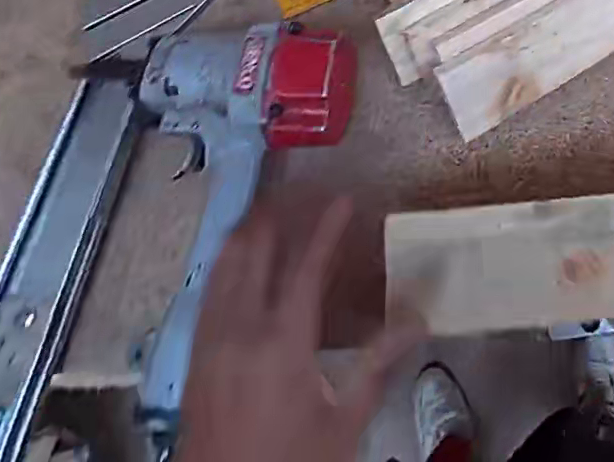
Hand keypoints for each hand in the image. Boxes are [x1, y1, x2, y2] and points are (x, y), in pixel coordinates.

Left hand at [176, 196, 424, 461]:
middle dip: (284, 213)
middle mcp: (241, 330)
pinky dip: (227, 258)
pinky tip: (239, 251)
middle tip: (309, 192)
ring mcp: (212, 339)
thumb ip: (378, 363)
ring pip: (227, 262)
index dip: (327, 228)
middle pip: (259, 250)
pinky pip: (208, 288)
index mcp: (282, 343)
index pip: (307, 266)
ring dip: (253, 228)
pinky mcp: (195, 353)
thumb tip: (419, 320)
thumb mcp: (344, 421)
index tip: (344, 200)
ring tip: (276, 206)